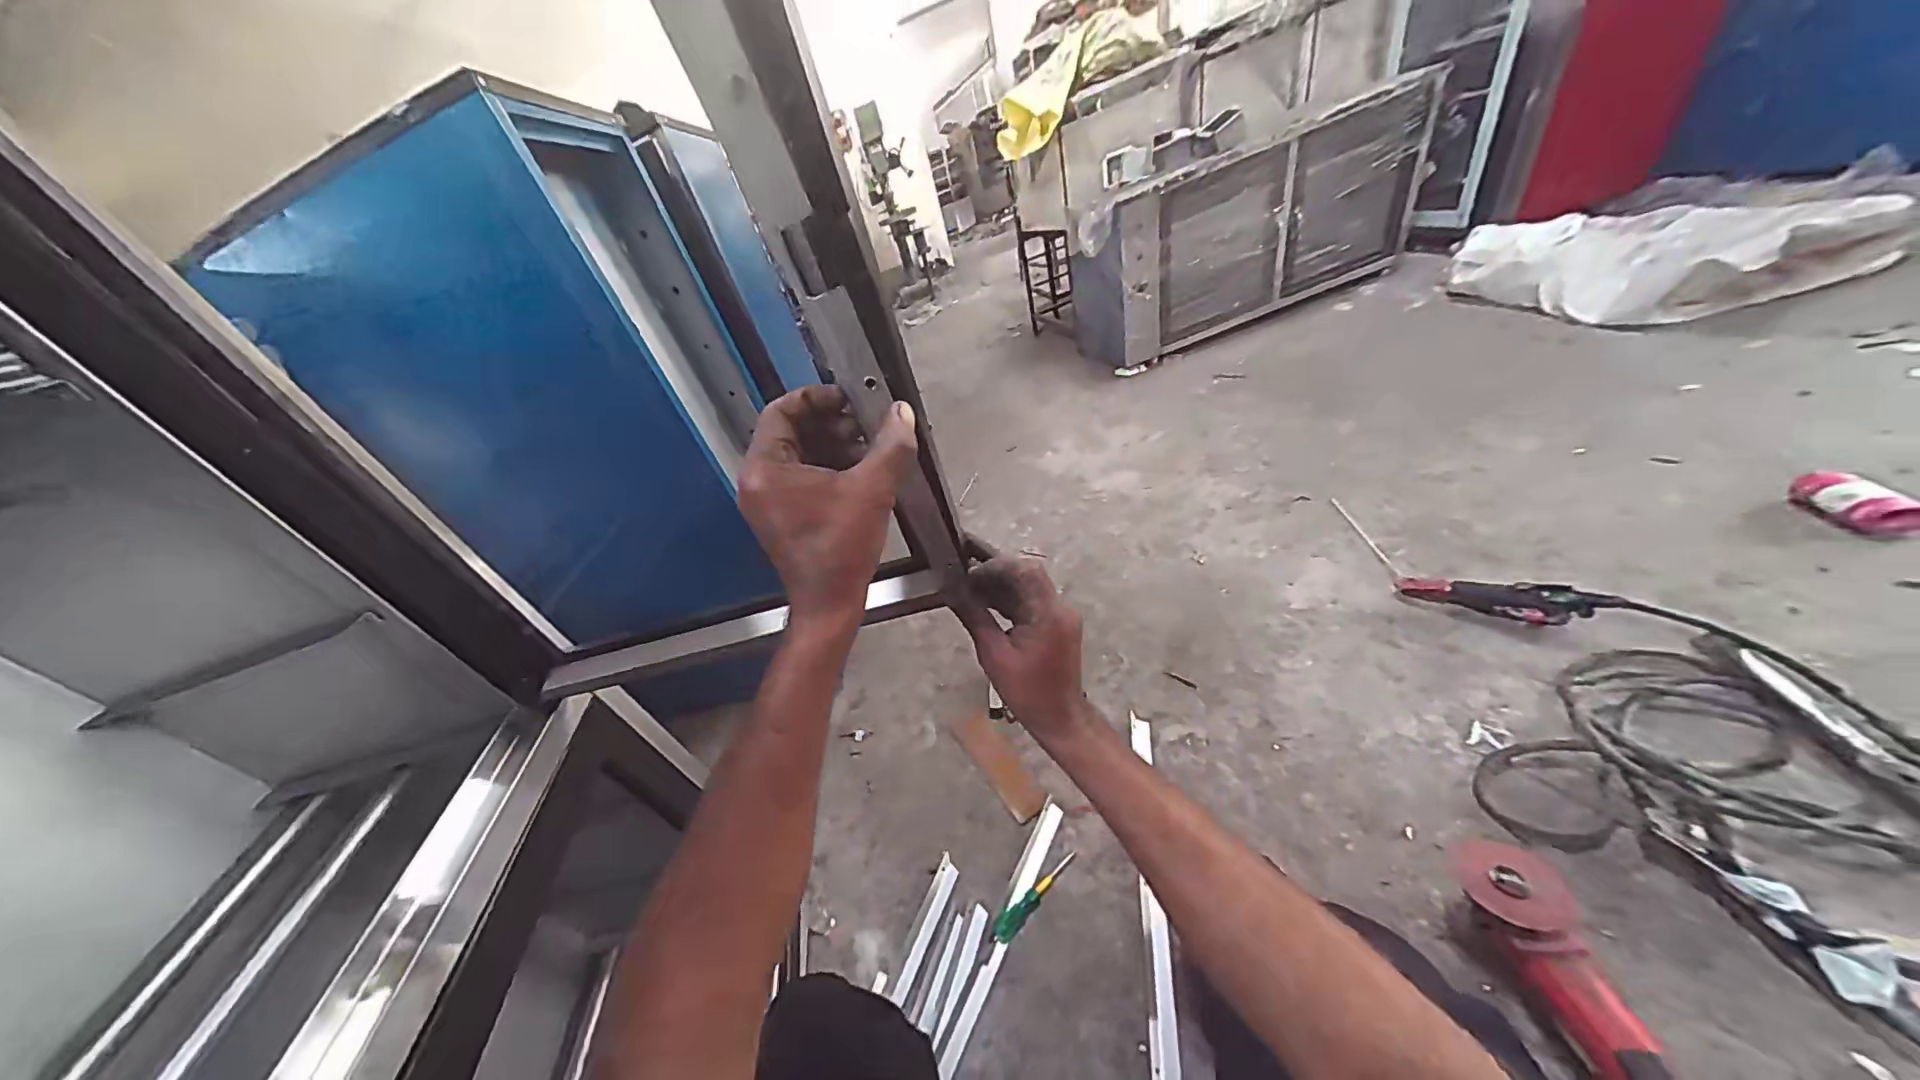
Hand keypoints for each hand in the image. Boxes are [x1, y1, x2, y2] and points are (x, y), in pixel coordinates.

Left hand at [738, 385, 917, 623]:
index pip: (780, 411)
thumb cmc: (840, 550)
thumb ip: (890, 446)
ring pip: (797, 454)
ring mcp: (767, 501)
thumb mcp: (871, 490)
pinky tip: (859, 471)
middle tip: (863, 424)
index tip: (845, 399)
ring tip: (867, 448)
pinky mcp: (781, 515)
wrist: (830, 602)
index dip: (815, 398)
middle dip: (829, 423)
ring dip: (831, 444)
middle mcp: (757, 482)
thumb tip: (901, 414)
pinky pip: (801, 476)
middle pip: (789, 432)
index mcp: (764, 469)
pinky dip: (827, 467)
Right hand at [953, 557, 1090, 739]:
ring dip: (999, 584)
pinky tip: (983, 600)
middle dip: (995, 571)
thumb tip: (953, 591)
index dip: (996, 565)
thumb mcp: (994, 655)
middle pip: (1027, 574)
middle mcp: (1060, 607)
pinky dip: (1008, 598)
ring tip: (968, 585)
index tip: (969, 571)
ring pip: (1027, 586)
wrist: (1059, 717)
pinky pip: (1030, 600)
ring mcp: (1059, 614)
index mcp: (1049, 614)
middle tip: (964, 572)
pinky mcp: (1055, 622)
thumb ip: (975, 617)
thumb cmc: (1027, 693)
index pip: (1026, 571)